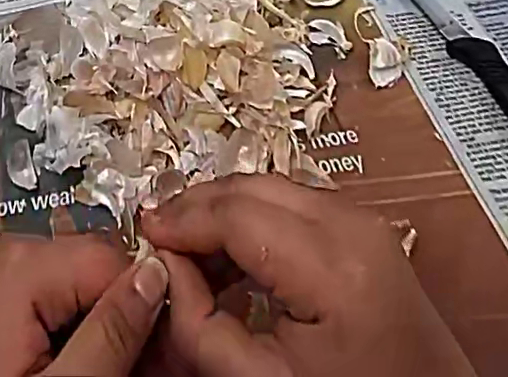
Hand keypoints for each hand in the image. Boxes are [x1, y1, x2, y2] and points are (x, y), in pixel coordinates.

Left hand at [0, 233, 168, 376]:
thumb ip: (110, 333)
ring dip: (109, 325)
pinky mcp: (9, 301)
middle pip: (99, 268)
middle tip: (150, 367)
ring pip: (85, 287)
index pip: (112, 257)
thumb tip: (155, 273)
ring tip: (120, 369)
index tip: (172, 348)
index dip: (149, 298)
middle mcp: (18, 255)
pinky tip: (88, 364)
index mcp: (27, 264)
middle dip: (129, 313)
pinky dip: (83, 330)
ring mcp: (11, 276)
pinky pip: (61, 302)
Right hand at [140, 175, 472, 376]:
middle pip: (244, 188)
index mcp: (335, 264)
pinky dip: (247, 214)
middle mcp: (352, 224)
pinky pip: (285, 198)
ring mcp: (362, 218)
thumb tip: (162, 262)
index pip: (232, 214)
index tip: (145, 232)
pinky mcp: (362, 224)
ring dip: (219, 209)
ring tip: (191, 246)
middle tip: (160, 235)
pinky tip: (230, 250)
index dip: (180, 219)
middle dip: (194, 207)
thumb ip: (197, 321)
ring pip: (261, 186)